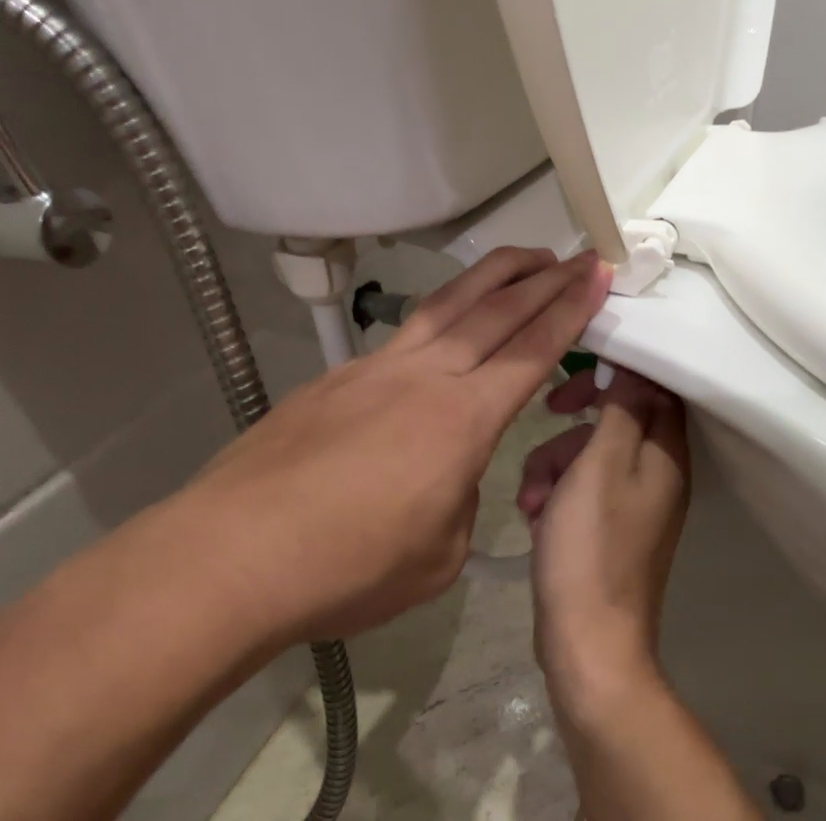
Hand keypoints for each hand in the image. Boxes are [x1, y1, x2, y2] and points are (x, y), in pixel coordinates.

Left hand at [164, 247, 611, 645]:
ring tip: (527, 256)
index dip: (571, 309)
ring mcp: (374, 371)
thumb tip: (447, 475)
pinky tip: (445, 325)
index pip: (532, 350)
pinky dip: (441, 314)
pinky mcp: (332, 380)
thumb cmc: (348, 569)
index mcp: (464, 420)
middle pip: (497, 311)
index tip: (597, 276)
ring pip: (447, 305)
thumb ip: (461, 500)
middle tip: (579, 257)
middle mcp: (425, 378)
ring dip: (495, 276)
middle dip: (546, 279)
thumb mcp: (440, 554)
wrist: (229, 559)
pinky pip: (402, 335)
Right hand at [517, 367, 690, 705]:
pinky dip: (555, 498)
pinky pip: (580, 493)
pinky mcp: (608, 531)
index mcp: (667, 453)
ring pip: (590, 457)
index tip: (575, 377)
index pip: (654, 389)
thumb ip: (621, 410)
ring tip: (531, 502)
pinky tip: (534, 520)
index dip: (616, 374)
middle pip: (617, 421)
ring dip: (553, 467)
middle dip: (574, 426)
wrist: (587, 643)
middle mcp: (658, 474)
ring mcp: (634, 505)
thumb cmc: (592, 547)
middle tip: (548, 415)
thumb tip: (633, 369)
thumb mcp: (601, 465)